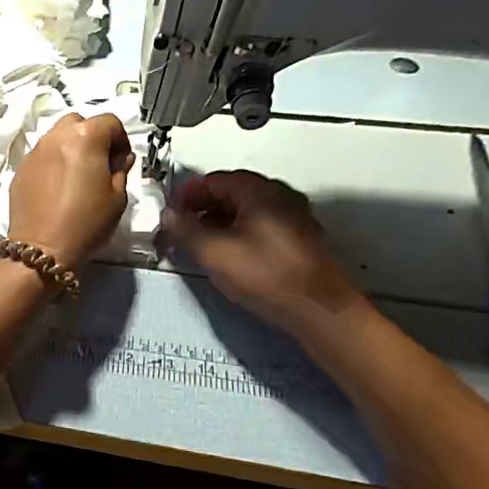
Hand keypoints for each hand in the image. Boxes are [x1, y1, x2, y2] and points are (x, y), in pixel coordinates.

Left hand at [7, 113, 134, 267]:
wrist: (41, 250)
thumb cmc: (86, 223)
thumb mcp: (117, 198)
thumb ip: (121, 170)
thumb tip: (120, 158)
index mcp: (85, 138)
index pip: (110, 122)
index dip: (121, 139)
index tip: (121, 161)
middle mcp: (56, 137)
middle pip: (79, 123)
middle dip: (93, 137)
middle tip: (100, 164)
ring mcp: (35, 152)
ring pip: (57, 137)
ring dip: (71, 148)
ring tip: (77, 177)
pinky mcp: (20, 170)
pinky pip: (42, 157)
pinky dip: (53, 163)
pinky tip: (58, 189)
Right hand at [161, 170, 362, 332]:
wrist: (318, 309)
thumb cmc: (276, 278)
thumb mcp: (215, 253)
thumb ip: (185, 230)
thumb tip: (170, 217)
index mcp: (260, 191)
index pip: (214, 180)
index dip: (187, 194)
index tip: (173, 210)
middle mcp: (281, 197)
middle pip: (231, 192)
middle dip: (202, 208)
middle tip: (183, 225)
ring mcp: (293, 217)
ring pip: (246, 210)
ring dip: (219, 222)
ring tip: (202, 243)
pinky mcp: (297, 240)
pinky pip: (260, 226)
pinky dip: (238, 234)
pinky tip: (230, 256)